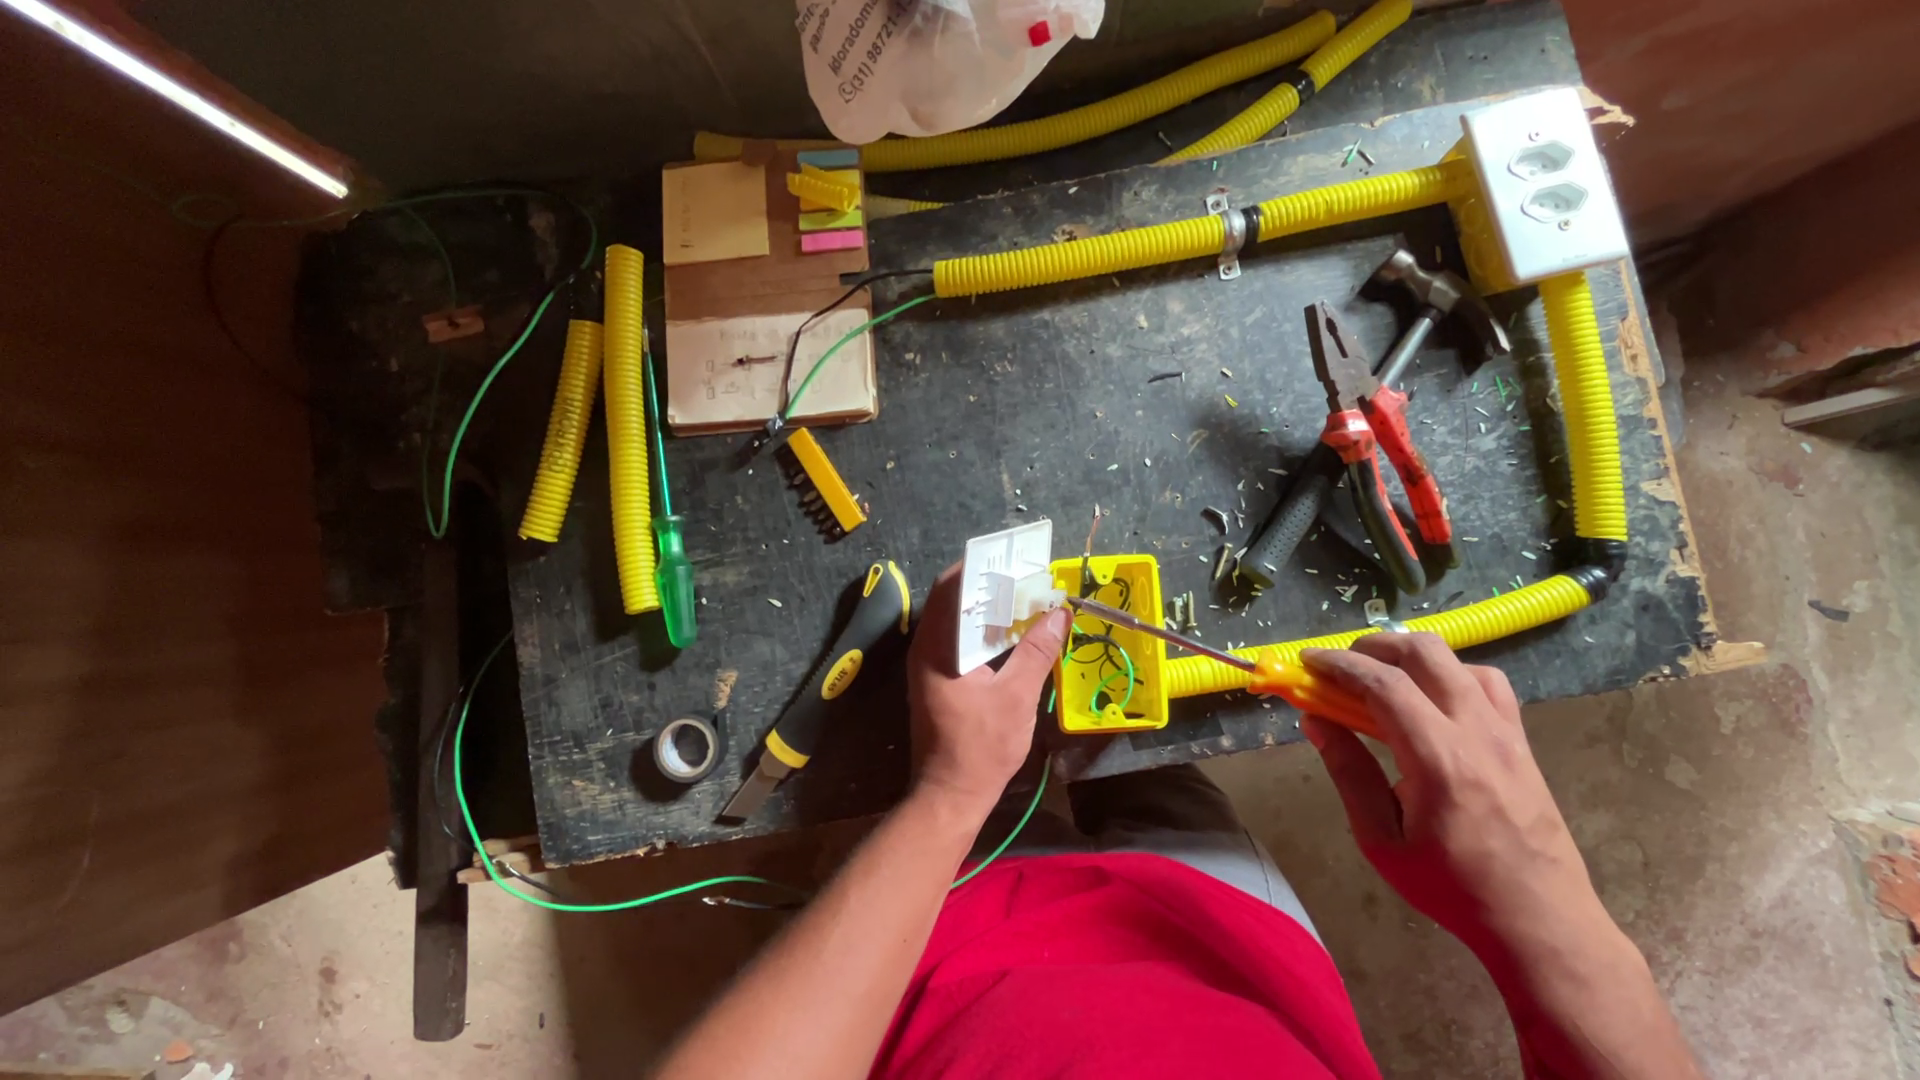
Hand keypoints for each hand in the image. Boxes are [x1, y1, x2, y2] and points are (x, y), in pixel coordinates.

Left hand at [906, 563, 1068, 814]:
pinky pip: (959, 640)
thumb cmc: (981, 747)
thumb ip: (1037, 651)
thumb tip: (1059, 612)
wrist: (950, 795)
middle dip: (988, 583)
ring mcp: (929, 665)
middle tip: (1025, 574)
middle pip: (952, 600)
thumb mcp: (1017, 696)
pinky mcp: (938, 680)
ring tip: (1025, 597)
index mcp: (936, 647)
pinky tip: (1012, 632)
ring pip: (956, 620)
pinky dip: (983, 629)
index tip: (1012, 556)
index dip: (979, 566)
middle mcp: (925, 649)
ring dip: (987, 606)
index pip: (950, 588)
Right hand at [1299, 634, 1609, 960]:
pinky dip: (1449, 673)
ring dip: (1412, 655)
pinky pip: (1486, 683)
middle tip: (1340, 665)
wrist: (1541, 920)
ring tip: (1380, 678)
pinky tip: (1429, 698)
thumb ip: (1349, 773)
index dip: (1339, 664)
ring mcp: (1507, 733)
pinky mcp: (1522, 741)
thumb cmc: (1452, 887)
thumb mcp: (1381, 839)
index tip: (1307, 661)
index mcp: (1439, 759)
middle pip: (1425, 653)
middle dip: (1373, 646)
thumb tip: (1316, 721)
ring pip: (1457, 660)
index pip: (1383, 684)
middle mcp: (1477, 732)